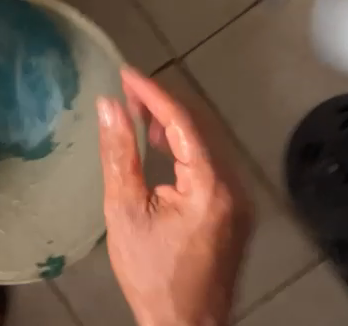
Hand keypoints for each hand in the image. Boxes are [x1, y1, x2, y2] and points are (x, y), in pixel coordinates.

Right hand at [96, 68, 252, 325]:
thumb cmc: (151, 273)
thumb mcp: (125, 210)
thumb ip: (119, 153)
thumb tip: (109, 104)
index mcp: (210, 186)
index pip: (182, 123)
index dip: (153, 93)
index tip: (125, 74)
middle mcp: (233, 187)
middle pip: (199, 128)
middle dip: (162, 104)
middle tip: (127, 88)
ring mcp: (239, 201)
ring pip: (206, 143)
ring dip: (172, 123)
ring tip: (137, 112)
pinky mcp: (234, 211)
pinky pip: (209, 162)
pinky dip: (184, 146)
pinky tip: (160, 146)